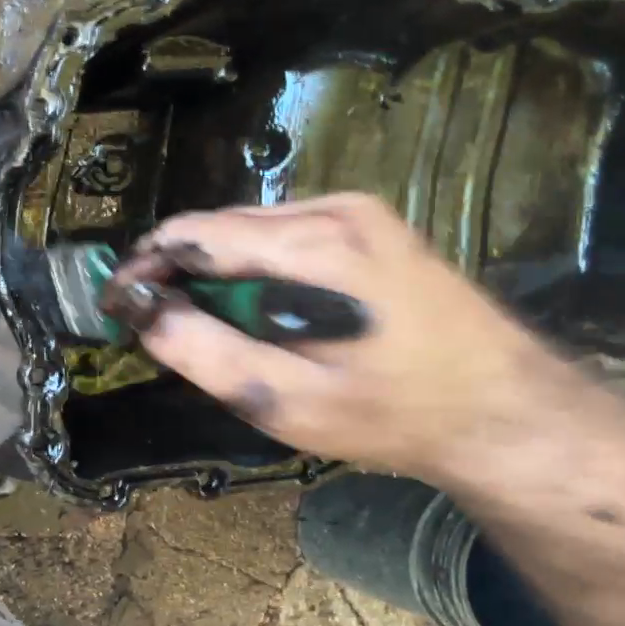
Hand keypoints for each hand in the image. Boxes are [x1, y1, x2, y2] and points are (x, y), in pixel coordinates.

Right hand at [109, 193, 565, 480]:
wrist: (508, 414)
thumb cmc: (391, 413)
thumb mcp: (282, 400)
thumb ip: (201, 351)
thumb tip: (141, 311)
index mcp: (312, 247)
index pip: (189, 234)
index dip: (139, 269)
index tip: (115, 311)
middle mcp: (333, 211)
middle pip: (212, 226)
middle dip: (169, 272)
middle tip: (151, 327)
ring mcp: (355, 214)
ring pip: (239, 228)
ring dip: (204, 272)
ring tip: (198, 326)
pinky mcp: (366, 227)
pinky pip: (273, 235)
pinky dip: (241, 268)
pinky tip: (252, 313)